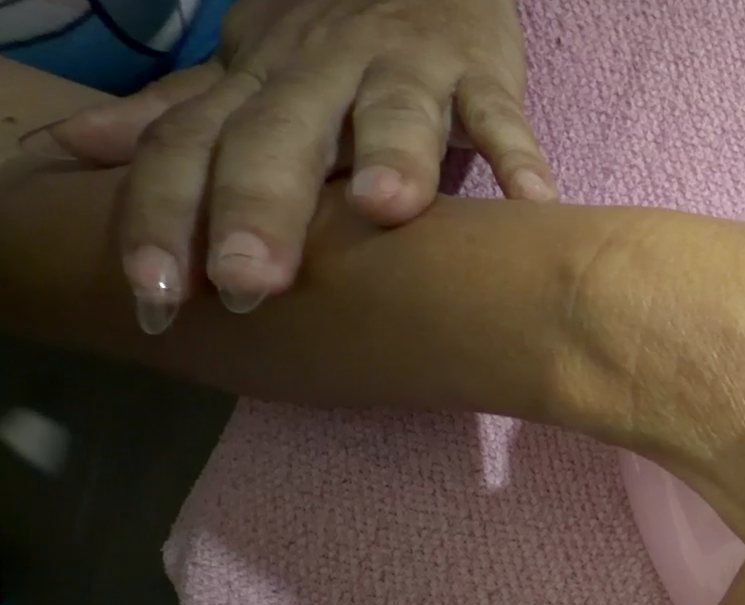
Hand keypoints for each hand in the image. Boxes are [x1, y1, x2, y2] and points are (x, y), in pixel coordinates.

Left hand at [47, 0, 552, 330]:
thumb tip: (81, 153)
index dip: (165, 217)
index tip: (154, 295)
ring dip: (392, 153)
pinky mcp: (481, 75)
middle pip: (281, 141)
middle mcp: (322, 77)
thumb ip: (186, 115)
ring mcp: (407, 73)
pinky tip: (535, 201)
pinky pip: (502, 117)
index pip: (193, 148)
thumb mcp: (250, 73)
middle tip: (249, 283)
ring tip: (386, 209)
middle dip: (260, 207)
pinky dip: (519, 155)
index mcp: (260, 87)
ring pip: (393, 112)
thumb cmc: (334, 42)